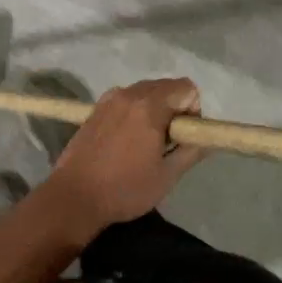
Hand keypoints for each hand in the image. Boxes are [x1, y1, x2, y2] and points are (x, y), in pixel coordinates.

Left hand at [39, 78, 208, 236]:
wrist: (74, 195)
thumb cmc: (125, 188)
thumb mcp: (167, 175)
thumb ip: (191, 151)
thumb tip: (206, 139)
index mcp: (148, 106)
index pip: (186, 88)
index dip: (192, 111)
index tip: (183, 137)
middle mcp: (128, 93)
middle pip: (165, 86)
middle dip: (174, 109)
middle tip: (167, 143)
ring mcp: (108, 98)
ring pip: (144, 92)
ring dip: (154, 110)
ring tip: (146, 144)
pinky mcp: (95, 108)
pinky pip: (125, 99)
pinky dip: (134, 111)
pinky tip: (126, 141)